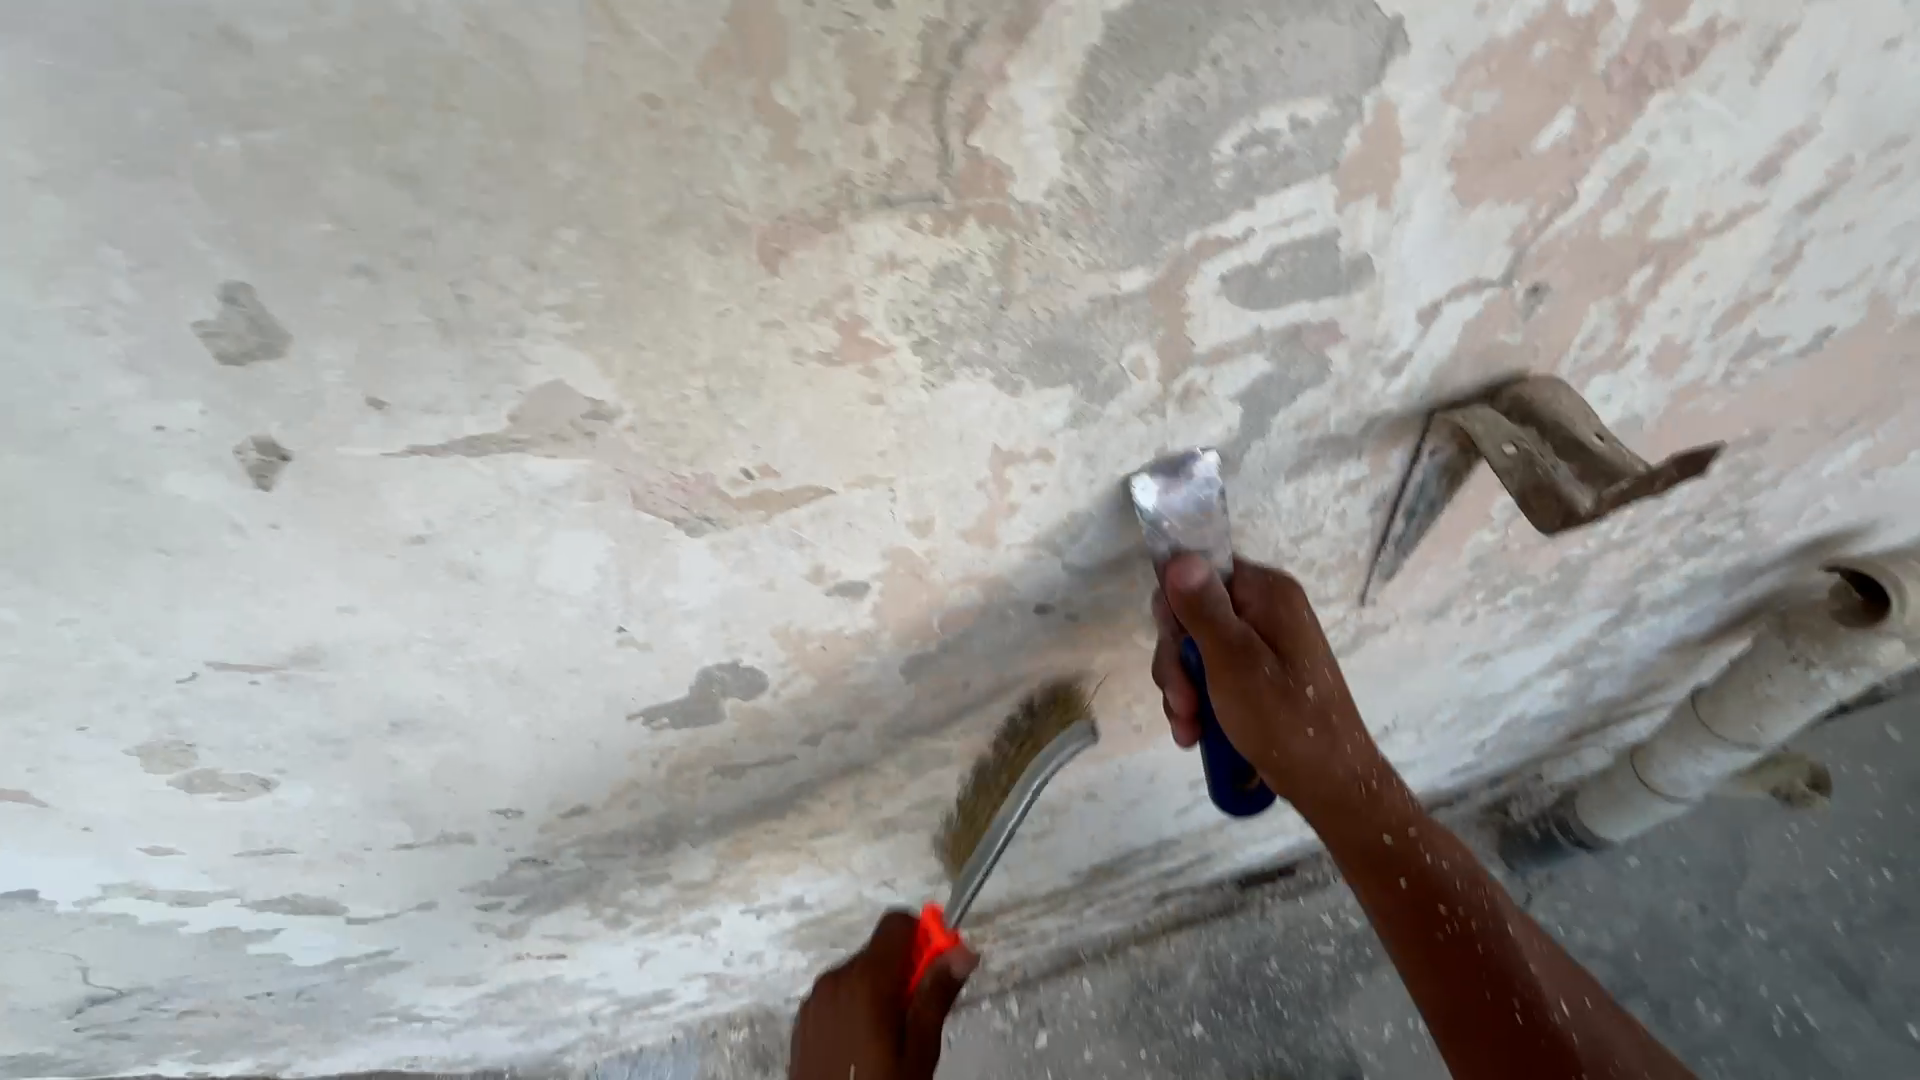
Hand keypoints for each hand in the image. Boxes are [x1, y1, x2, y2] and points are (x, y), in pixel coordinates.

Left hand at [789, 911, 976, 1079]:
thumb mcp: (919, 1050)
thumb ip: (937, 994)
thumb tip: (964, 951)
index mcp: (866, 980)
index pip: (897, 923)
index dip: (922, 936)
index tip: (936, 967)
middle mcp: (836, 978)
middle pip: (879, 950)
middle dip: (904, 970)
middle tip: (917, 1015)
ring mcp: (815, 998)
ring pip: (859, 971)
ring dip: (879, 988)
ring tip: (889, 1037)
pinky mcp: (803, 1018)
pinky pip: (838, 993)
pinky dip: (855, 1004)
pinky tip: (862, 1045)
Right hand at [1150, 554, 1385, 811]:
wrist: (1328, 784)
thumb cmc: (1284, 720)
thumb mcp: (1234, 661)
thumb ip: (1203, 608)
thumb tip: (1178, 556)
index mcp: (1266, 593)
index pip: (1197, 572)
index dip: (1175, 609)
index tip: (1174, 648)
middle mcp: (1263, 608)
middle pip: (1189, 614)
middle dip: (1176, 662)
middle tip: (1182, 701)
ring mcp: (1259, 642)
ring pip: (1192, 649)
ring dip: (1181, 688)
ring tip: (1190, 726)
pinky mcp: (1254, 672)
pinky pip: (1207, 673)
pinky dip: (1196, 700)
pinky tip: (1195, 731)